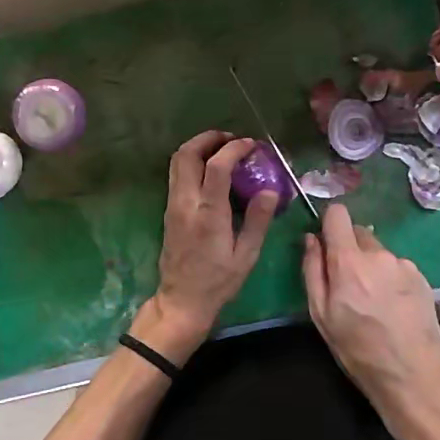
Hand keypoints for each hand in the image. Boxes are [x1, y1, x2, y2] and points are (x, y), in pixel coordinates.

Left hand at [136, 131, 278, 363]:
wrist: (181, 301)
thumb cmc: (218, 282)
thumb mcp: (246, 255)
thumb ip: (258, 220)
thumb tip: (270, 189)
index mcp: (208, 213)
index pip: (216, 167)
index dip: (233, 149)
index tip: (251, 145)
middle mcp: (186, 203)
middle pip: (187, 154)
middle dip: (209, 139)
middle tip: (231, 139)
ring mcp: (173, 205)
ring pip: (177, 161)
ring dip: (198, 147)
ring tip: (222, 149)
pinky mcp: (169, 210)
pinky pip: (176, 175)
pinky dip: (192, 162)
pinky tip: (211, 170)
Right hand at [302, 204, 439, 423]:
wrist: (412, 374)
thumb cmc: (357, 349)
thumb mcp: (321, 314)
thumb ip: (312, 270)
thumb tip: (311, 238)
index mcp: (349, 261)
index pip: (338, 214)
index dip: (329, 223)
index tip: (326, 242)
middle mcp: (378, 254)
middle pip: (358, 233)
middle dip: (349, 250)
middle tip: (348, 283)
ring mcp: (403, 264)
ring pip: (378, 252)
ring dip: (371, 265)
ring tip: (373, 301)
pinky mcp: (421, 276)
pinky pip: (397, 266)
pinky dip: (390, 278)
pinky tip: (392, 306)